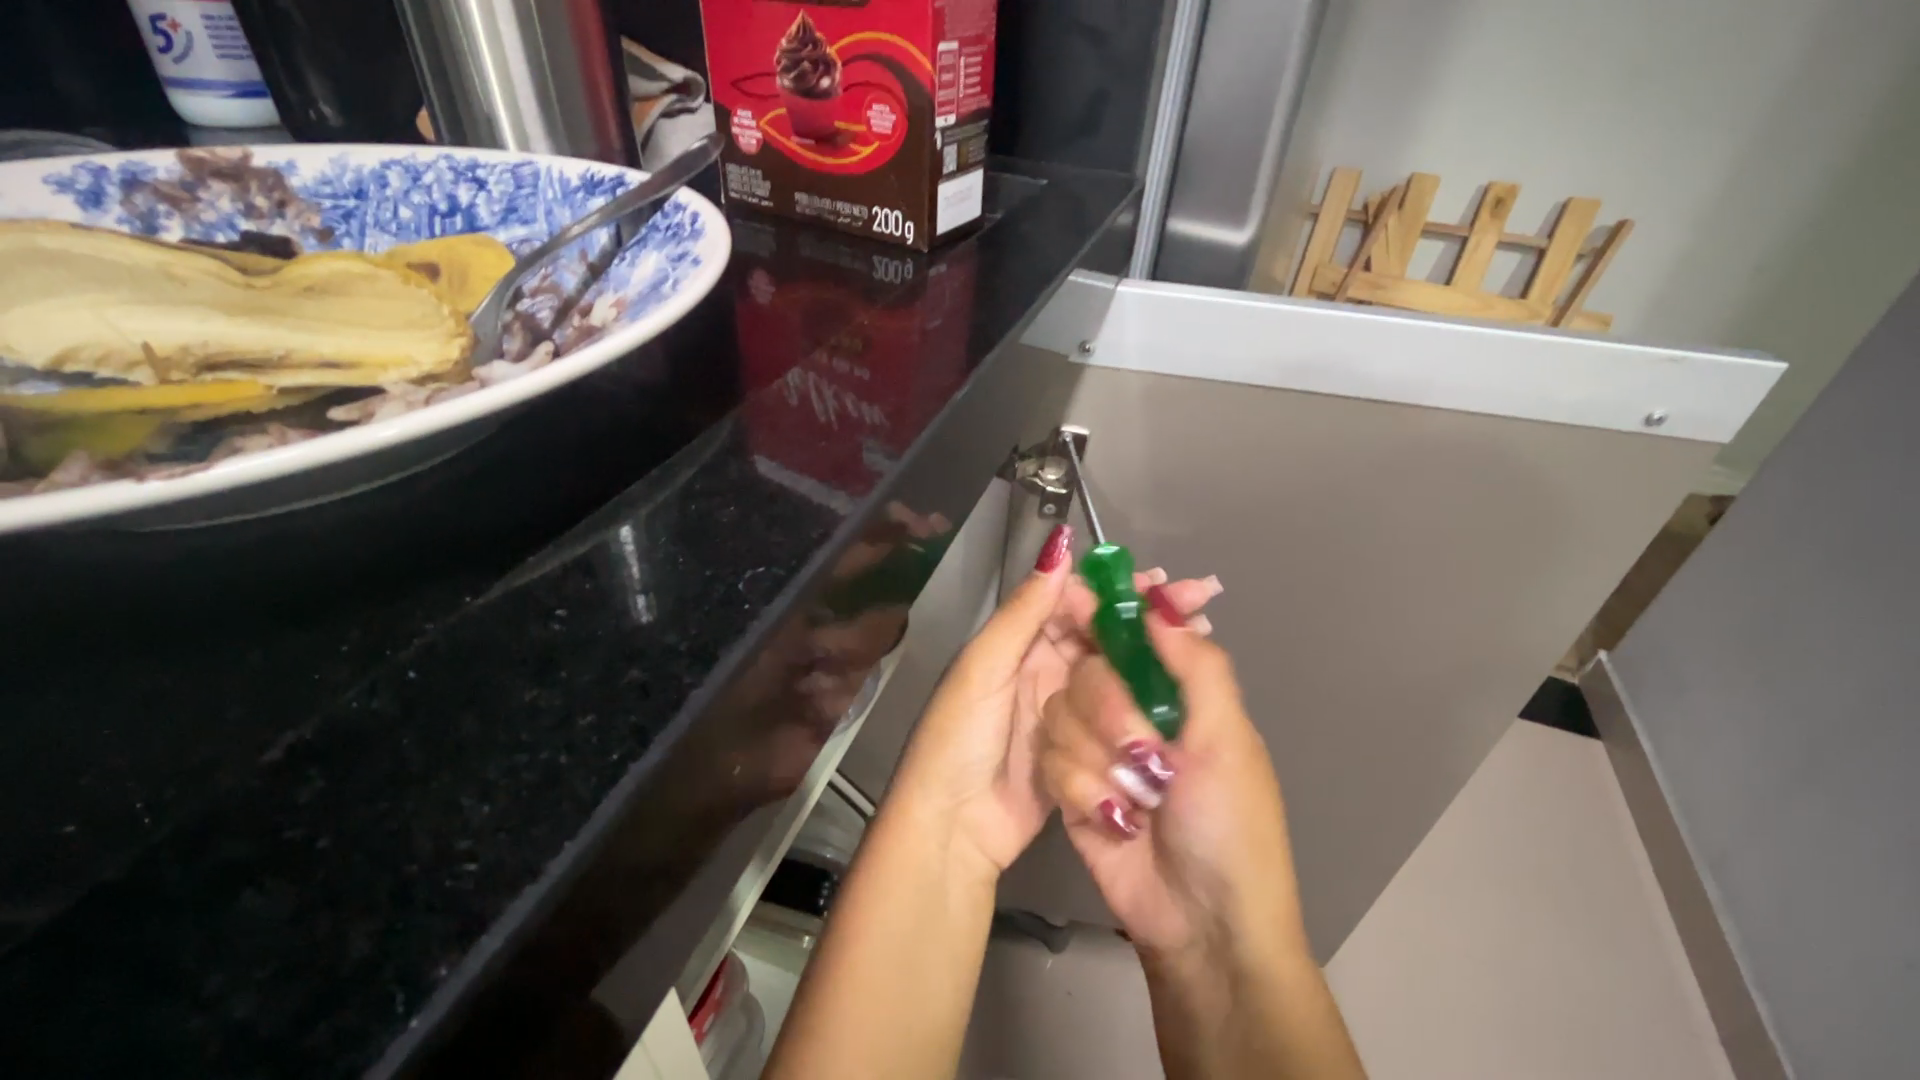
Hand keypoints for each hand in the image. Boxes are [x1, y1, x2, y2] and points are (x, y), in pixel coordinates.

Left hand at [887, 524, 1220, 877]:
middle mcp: (1045, 666)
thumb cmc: (960, 738)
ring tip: (1203, 635)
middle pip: (1103, 631)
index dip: (1119, 588)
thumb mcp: (984, 668)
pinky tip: (1183, 689)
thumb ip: (1023, 612)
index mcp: (1019, 641)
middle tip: (1202, 600)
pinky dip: (1146, 696)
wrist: (951, 826)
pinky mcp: (1081, 745)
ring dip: (1154, 651)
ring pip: (1115, 669)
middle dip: (1147, 615)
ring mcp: (1065, 707)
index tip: (1164, 580)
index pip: (1076, 601)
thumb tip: (1061, 547)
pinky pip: (1116, 712)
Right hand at [1037, 611, 1309, 961]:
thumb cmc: (1229, 825)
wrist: (1200, 924)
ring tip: (1138, 801)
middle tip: (1146, 755)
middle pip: (1085, 672)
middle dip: (1111, 715)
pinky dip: (1079, 790)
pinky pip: (1049, 760)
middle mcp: (1132, 711)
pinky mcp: (1070, 787)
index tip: (1071, 596)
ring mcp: (1097, 749)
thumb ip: (1195, 665)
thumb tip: (1157, 600)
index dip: (1100, 612)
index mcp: (1175, 691)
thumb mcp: (1228, 739)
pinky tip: (1112, 820)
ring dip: (1097, 761)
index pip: (1128, 631)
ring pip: (1059, 715)